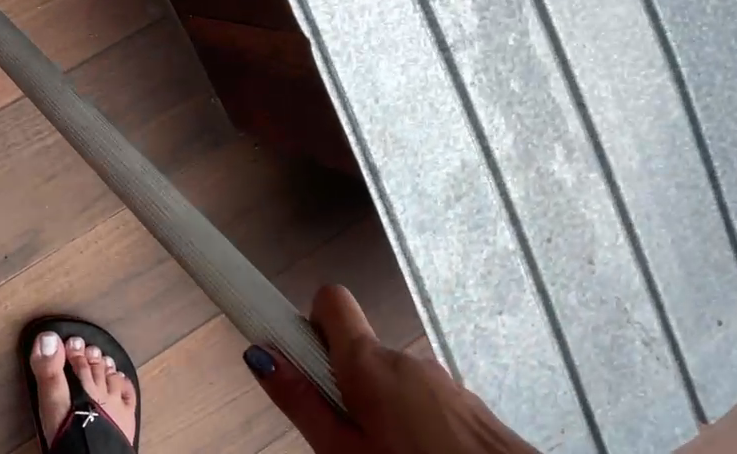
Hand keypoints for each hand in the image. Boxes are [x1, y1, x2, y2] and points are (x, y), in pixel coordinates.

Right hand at [249, 285, 537, 453]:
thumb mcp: (344, 453)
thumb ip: (300, 401)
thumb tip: (259, 355)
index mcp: (370, 363)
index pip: (329, 299)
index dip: (308, 322)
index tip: (293, 350)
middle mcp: (408, 360)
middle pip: (358, 349)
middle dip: (344, 382)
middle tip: (345, 432)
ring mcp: (448, 384)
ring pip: (395, 381)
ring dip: (384, 407)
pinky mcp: (477, 412)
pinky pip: (429, 403)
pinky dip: (419, 424)